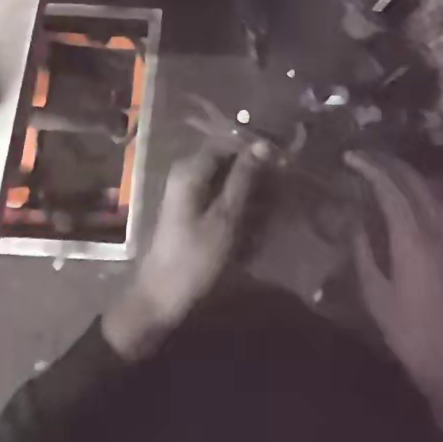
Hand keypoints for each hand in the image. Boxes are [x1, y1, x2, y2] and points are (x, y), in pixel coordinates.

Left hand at [102, 145, 260, 358]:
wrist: (161, 298)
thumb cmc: (195, 257)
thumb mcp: (225, 217)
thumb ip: (243, 179)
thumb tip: (263, 144)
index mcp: (190, 169)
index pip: (227, 143)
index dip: (254, 150)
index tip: (281, 162)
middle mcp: (186, 174)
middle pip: (226, 161)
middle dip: (254, 172)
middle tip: (281, 186)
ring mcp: (186, 192)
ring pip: (225, 179)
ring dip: (249, 190)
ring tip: (273, 205)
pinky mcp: (190, 210)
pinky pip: (218, 196)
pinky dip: (237, 204)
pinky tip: (255, 220)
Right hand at [348, 152, 442, 394]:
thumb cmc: (415, 337)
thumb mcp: (377, 298)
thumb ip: (364, 253)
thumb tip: (355, 221)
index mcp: (413, 238)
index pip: (390, 188)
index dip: (369, 168)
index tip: (351, 157)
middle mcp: (439, 229)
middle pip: (414, 181)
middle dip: (388, 163)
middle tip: (365, 157)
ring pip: (431, 192)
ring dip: (406, 177)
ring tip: (383, 172)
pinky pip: (440, 208)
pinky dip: (420, 195)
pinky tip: (408, 202)